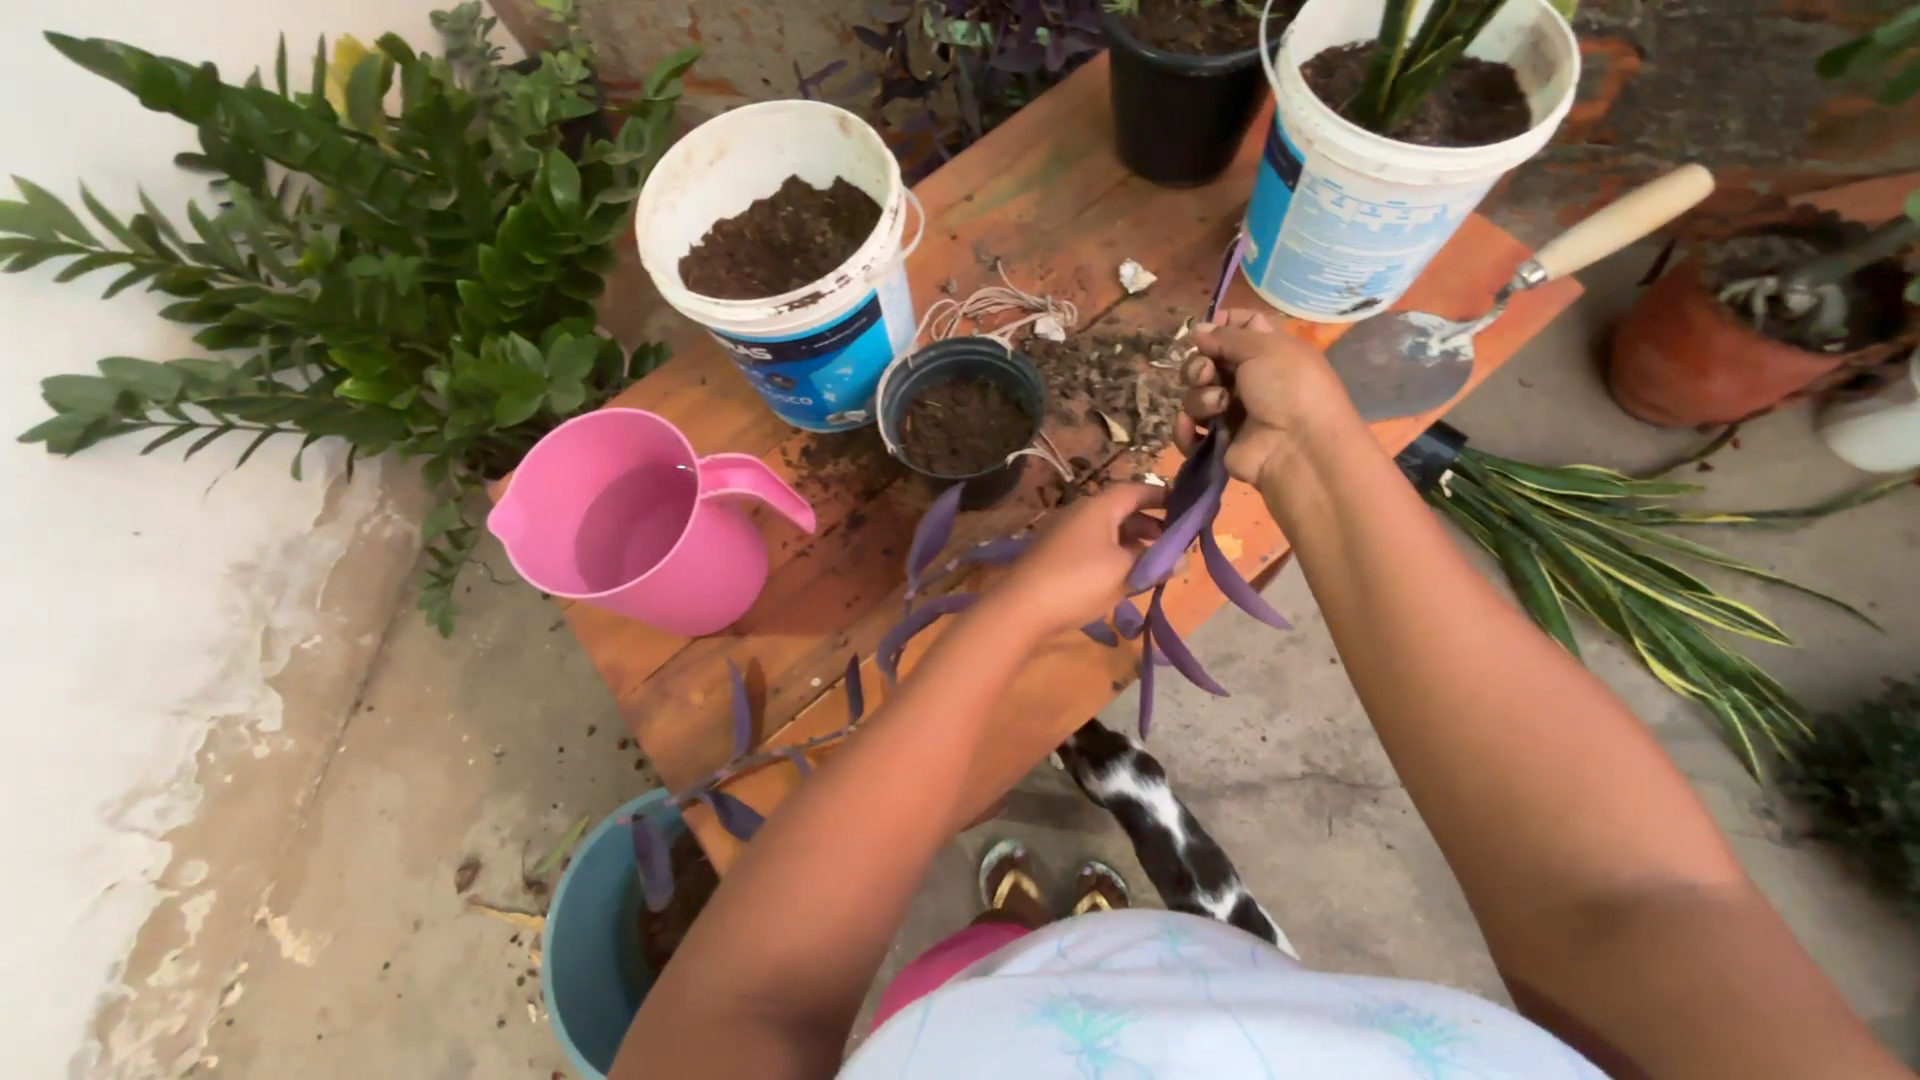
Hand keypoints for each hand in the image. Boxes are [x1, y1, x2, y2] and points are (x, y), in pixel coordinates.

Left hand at [990, 483, 1164, 636]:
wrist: (1020, 608)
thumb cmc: (1078, 581)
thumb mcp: (1124, 572)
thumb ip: (1154, 563)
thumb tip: (1181, 560)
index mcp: (1098, 507)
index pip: (1135, 490)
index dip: (1162, 496)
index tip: (1186, 506)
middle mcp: (1081, 514)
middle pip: (1122, 511)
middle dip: (1151, 524)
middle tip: (1177, 541)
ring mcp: (1066, 535)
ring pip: (1109, 532)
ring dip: (1134, 543)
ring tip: (1157, 561)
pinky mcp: (1058, 557)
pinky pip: (1095, 548)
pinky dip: (1115, 556)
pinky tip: (1127, 576)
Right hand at [1175, 308, 1358, 485]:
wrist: (1298, 446)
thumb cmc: (1288, 387)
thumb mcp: (1264, 347)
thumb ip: (1226, 336)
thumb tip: (1197, 330)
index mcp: (1267, 352)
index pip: (1237, 328)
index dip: (1219, 326)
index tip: (1204, 331)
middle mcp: (1248, 380)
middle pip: (1206, 363)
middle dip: (1198, 366)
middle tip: (1207, 374)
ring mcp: (1232, 412)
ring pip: (1195, 395)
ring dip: (1200, 398)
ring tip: (1219, 407)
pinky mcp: (1219, 441)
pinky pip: (1189, 430)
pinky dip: (1185, 428)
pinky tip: (1191, 427)